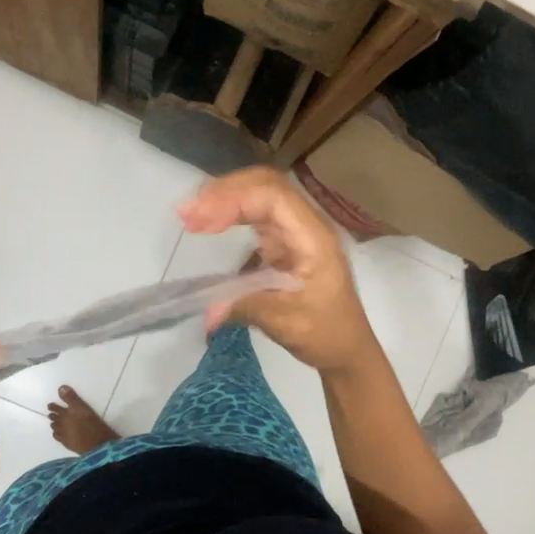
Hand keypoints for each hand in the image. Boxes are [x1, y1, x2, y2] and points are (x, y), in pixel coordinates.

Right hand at [180, 167, 378, 372]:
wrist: (346, 347)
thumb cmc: (326, 333)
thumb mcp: (286, 323)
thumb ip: (246, 307)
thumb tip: (206, 310)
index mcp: (313, 238)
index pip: (273, 197)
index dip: (233, 200)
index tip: (200, 221)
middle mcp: (306, 225)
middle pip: (265, 185)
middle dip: (224, 192)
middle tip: (187, 214)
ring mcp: (296, 232)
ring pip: (260, 195)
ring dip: (225, 199)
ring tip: (192, 216)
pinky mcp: (285, 242)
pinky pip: (257, 215)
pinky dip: (231, 214)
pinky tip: (209, 225)